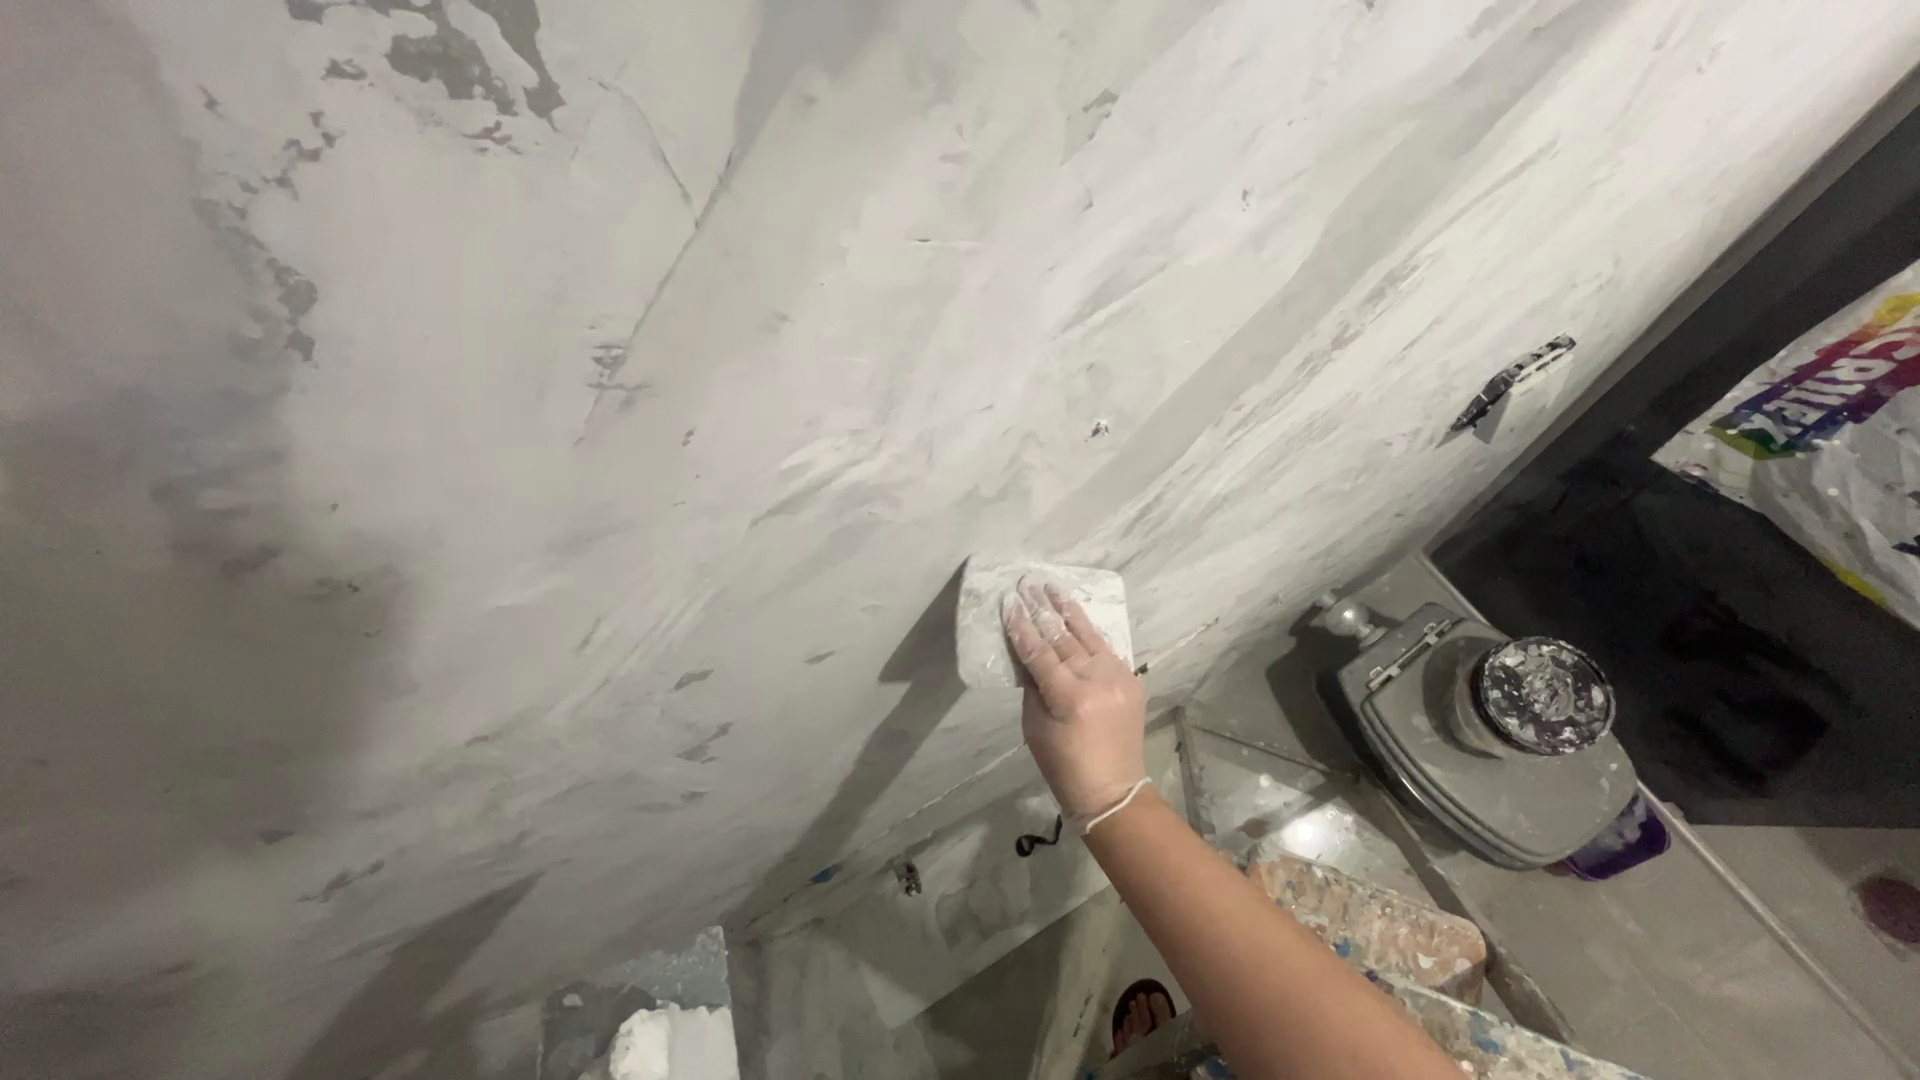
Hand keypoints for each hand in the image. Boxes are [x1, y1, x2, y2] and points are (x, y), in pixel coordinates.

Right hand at [1002, 576, 1147, 820]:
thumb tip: (1030, 655)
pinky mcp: (1132, 681)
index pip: (1040, 653)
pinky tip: (1074, 617)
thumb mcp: (1035, 726)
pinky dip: (1088, 634)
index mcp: (1071, 697)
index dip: (1022, 627)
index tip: (1010, 602)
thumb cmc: (1063, 764)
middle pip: (1065, 639)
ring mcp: (1120, 679)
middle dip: (1043, 610)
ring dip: (1068, 611)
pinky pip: (1105, 651)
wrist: (1112, 790)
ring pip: (1089, 637)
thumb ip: (1034, 686)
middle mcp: (1099, 681)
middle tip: (1027, 585)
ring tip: (1051, 588)